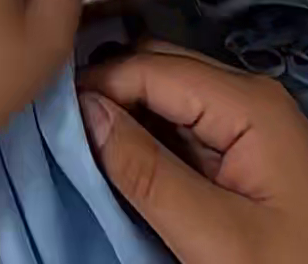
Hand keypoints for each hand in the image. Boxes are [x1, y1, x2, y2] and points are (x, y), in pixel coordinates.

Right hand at [79, 41, 307, 263]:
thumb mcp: (222, 241)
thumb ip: (149, 172)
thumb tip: (87, 111)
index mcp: (248, 102)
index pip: (149, 66)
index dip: (100, 84)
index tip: (59, 115)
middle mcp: (246, 96)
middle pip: (156, 66)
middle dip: (109, 91)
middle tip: (67, 128)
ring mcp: (245, 122)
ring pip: (163, 93)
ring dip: (124, 113)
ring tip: (85, 144)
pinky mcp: (241, 150)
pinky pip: (179, 124)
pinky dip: (145, 136)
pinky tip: (122, 160)